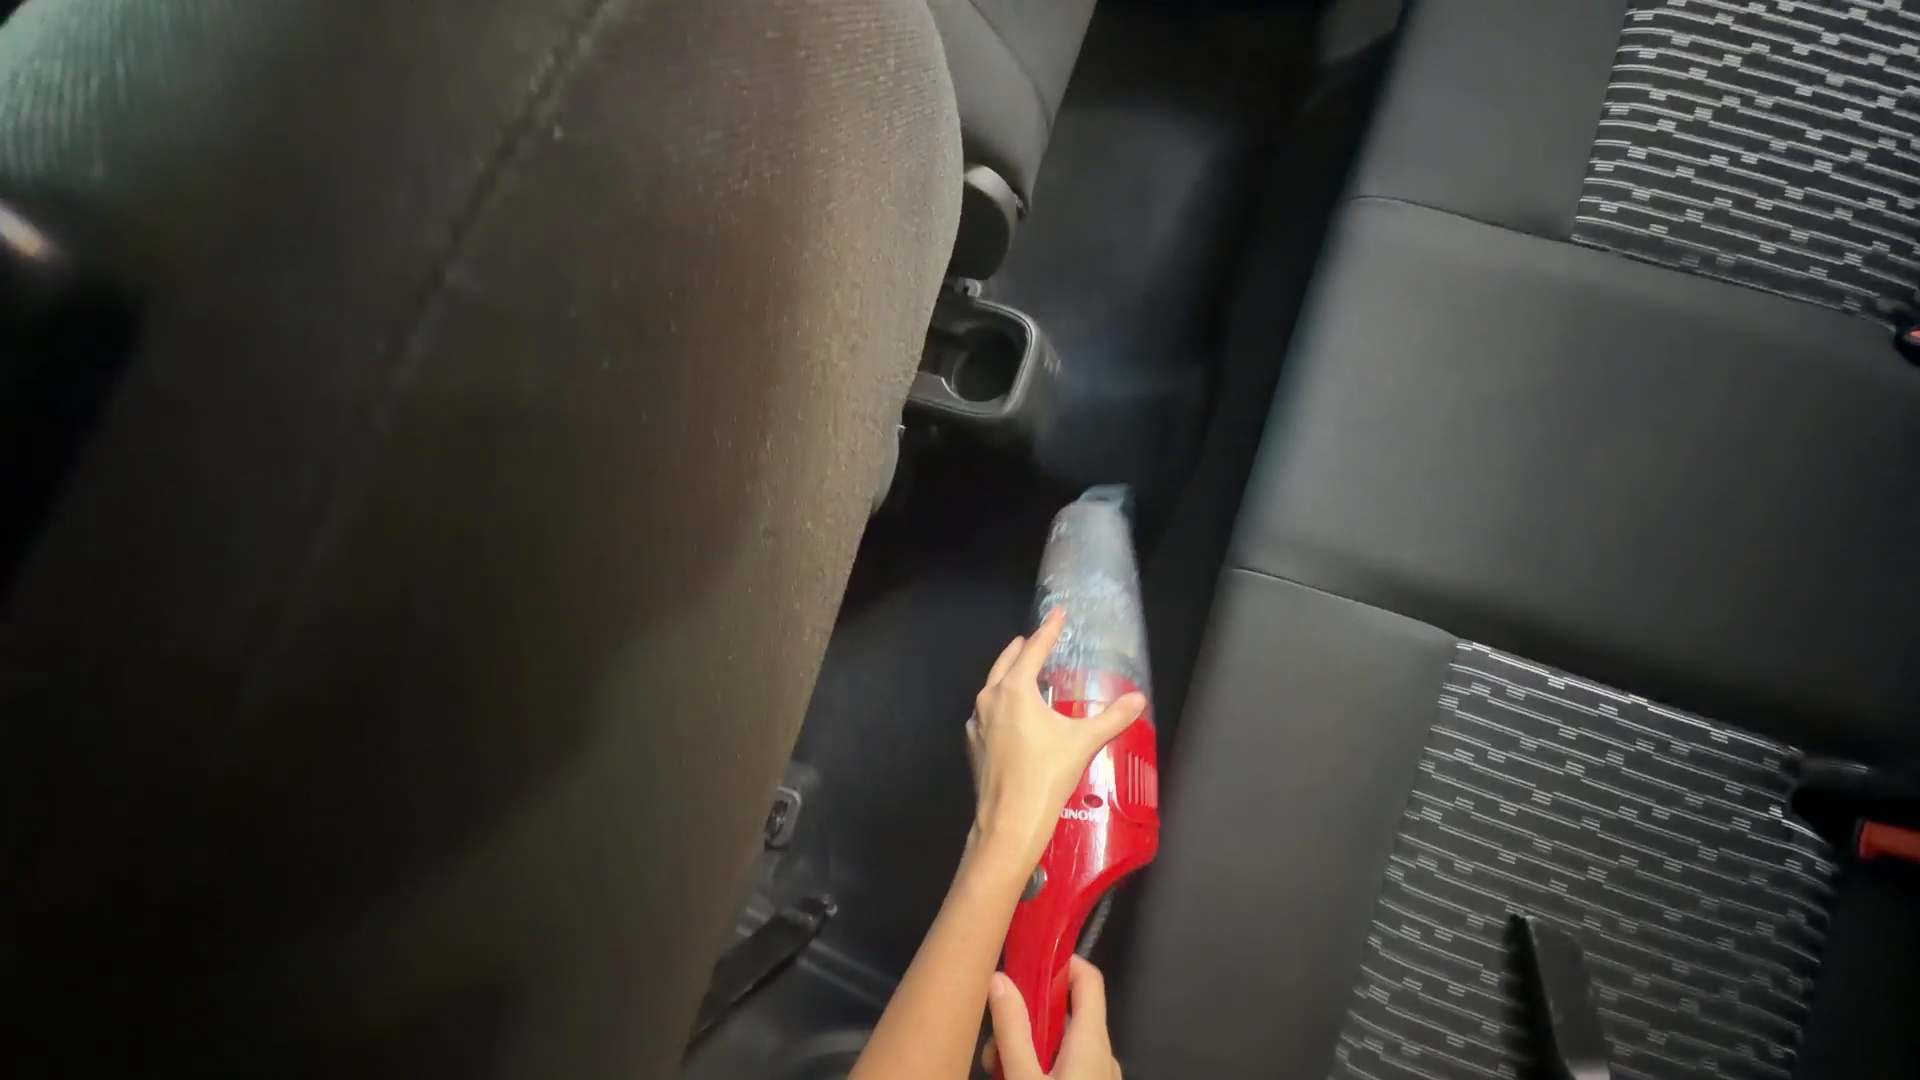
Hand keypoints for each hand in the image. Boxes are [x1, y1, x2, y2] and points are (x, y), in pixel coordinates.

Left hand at [965, 609, 1147, 869]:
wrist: (1009, 820)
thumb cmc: (1046, 775)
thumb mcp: (1083, 742)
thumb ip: (1112, 718)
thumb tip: (1139, 699)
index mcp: (1015, 690)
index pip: (1034, 649)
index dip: (1048, 630)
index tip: (1058, 613)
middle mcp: (990, 698)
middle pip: (1006, 662)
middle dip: (1022, 648)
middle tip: (1036, 638)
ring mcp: (977, 721)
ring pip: (992, 685)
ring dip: (1007, 673)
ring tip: (1023, 670)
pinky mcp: (974, 742)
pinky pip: (986, 711)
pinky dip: (998, 701)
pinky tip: (1008, 712)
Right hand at [982, 958, 1121, 1079]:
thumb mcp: (1025, 1078)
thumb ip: (1013, 1030)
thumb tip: (999, 978)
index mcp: (1093, 1040)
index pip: (1088, 977)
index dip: (1061, 962)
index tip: (1026, 962)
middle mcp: (1103, 1053)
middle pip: (1067, 1012)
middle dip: (1028, 1014)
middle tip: (995, 1033)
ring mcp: (1100, 1076)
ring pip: (1063, 1043)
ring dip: (1030, 1044)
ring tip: (996, 1065)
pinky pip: (1069, 1067)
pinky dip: (1042, 1065)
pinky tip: (1015, 1078)